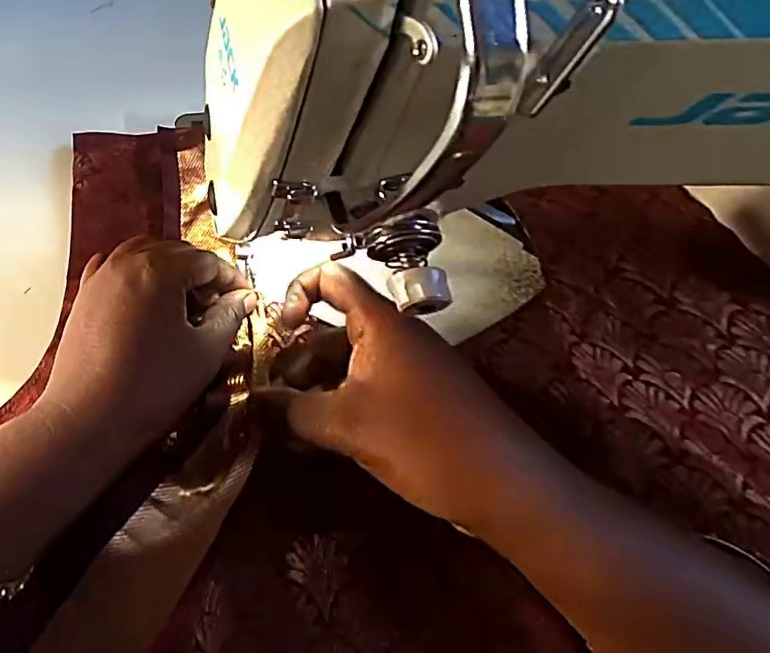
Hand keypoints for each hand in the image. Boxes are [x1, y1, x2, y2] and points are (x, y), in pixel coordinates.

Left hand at [37, 236, 256, 456]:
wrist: (87, 418)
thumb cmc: (145, 389)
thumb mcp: (203, 354)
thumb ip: (228, 318)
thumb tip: (242, 299)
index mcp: (159, 270)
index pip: (207, 260)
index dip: (232, 279)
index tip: (244, 298)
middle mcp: (126, 262)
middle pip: (175, 252)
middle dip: (201, 274)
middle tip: (219, 305)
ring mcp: (102, 275)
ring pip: (144, 254)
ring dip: (169, 270)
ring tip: (184, 304)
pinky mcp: (85, 293)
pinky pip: (115, 268)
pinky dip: (135, 275)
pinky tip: (146, 299)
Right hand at [274, 263, 569, 531]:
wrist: (512, 492)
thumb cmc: (428, 442)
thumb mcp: (347, 425)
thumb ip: (293, 410)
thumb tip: (256, 404)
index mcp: (380, 323)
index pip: (329, 277)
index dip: (295, 292)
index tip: (283, 328)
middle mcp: (394, 336)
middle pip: (330, 327)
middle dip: (297, 357)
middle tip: (274, 390)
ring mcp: (409, 367)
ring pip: (346, 361)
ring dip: (314, 386)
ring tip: (290, 420)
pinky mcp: (419, 397)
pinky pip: (366, 385)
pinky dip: (339, 402)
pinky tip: (320, 435)